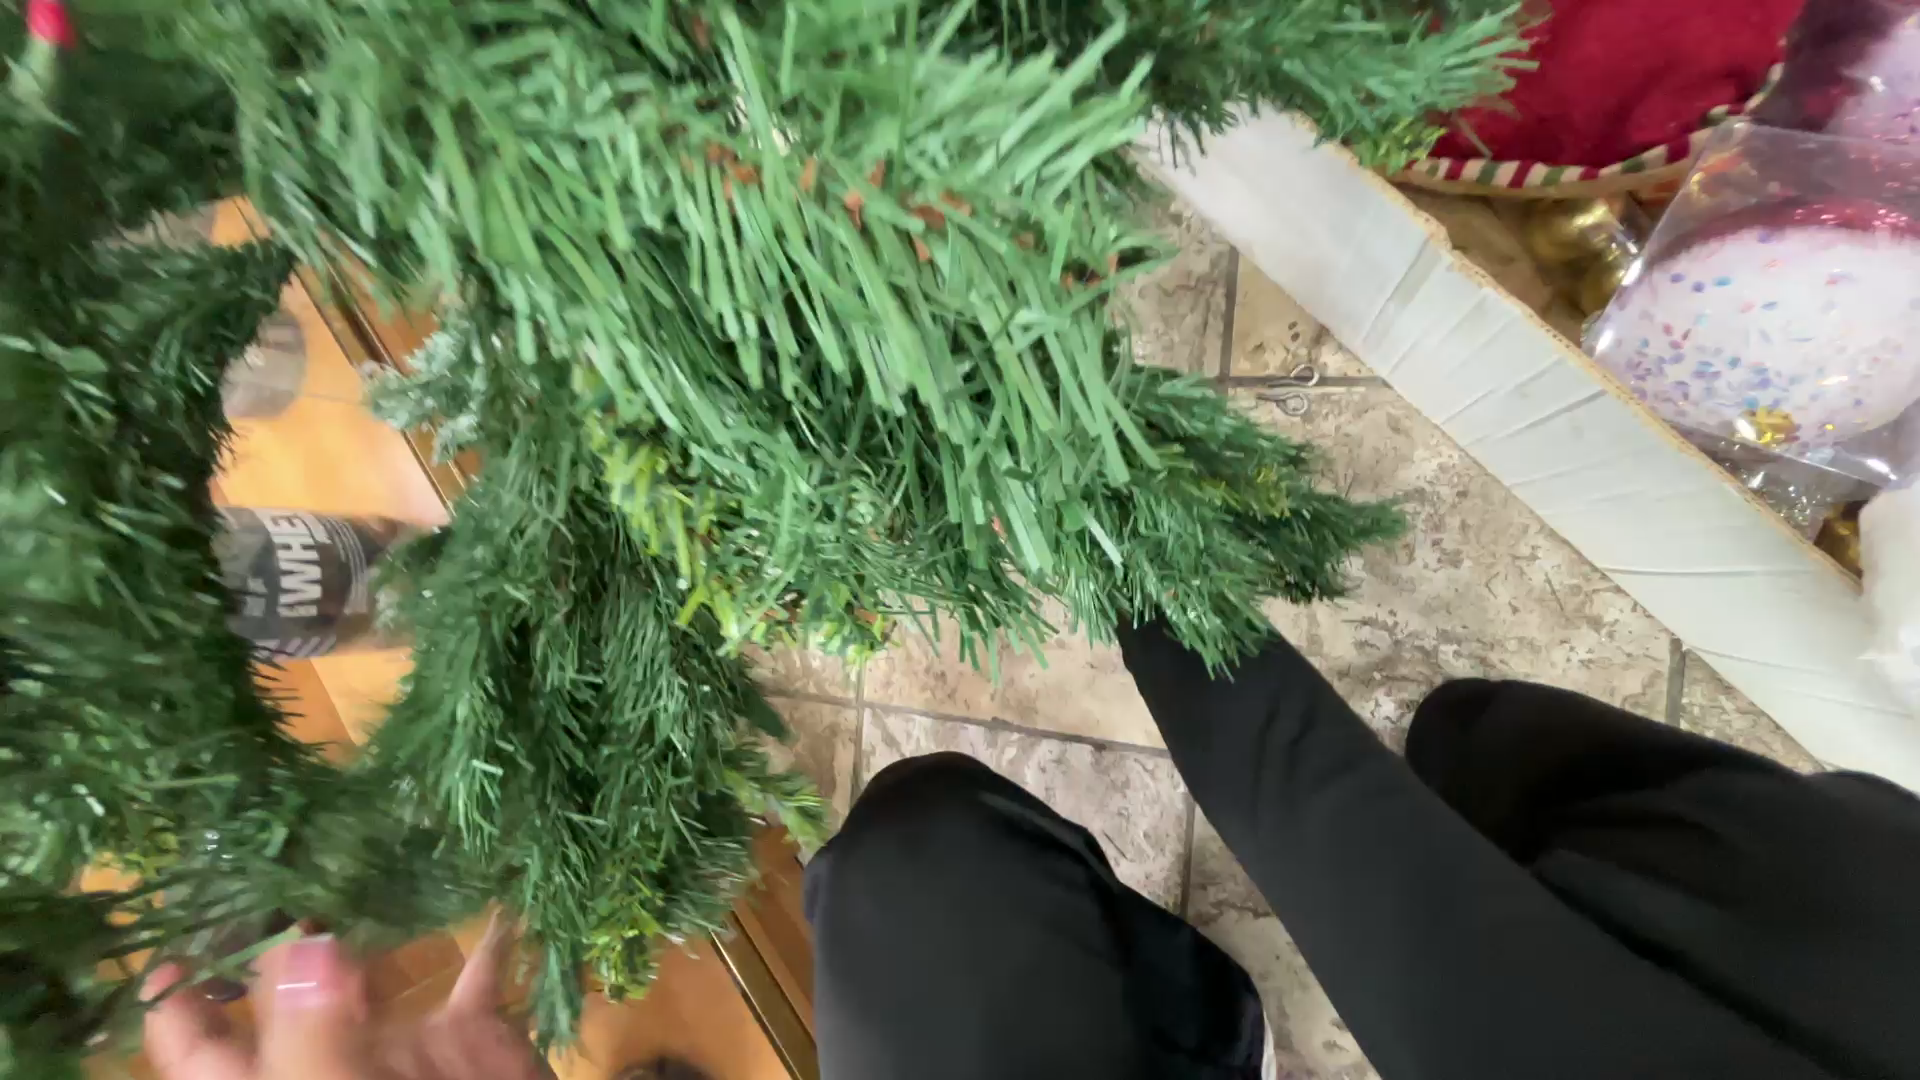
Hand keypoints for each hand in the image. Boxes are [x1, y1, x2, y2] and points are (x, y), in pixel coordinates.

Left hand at [142, 915, 553, 1079]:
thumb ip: (314, 1039)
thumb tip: (304, 947)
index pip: (201, 1050)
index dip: (176, 1005)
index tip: (177, 945)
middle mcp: (331, 1059)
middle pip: (290, 998)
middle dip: (280, 942)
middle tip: (281, 883)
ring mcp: (405, 1045)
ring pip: (380, 979)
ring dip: (375, 931)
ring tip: (368, 874)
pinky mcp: (472, 1031)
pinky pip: (484, 974)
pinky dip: (496, 939)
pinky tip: (504, 902)